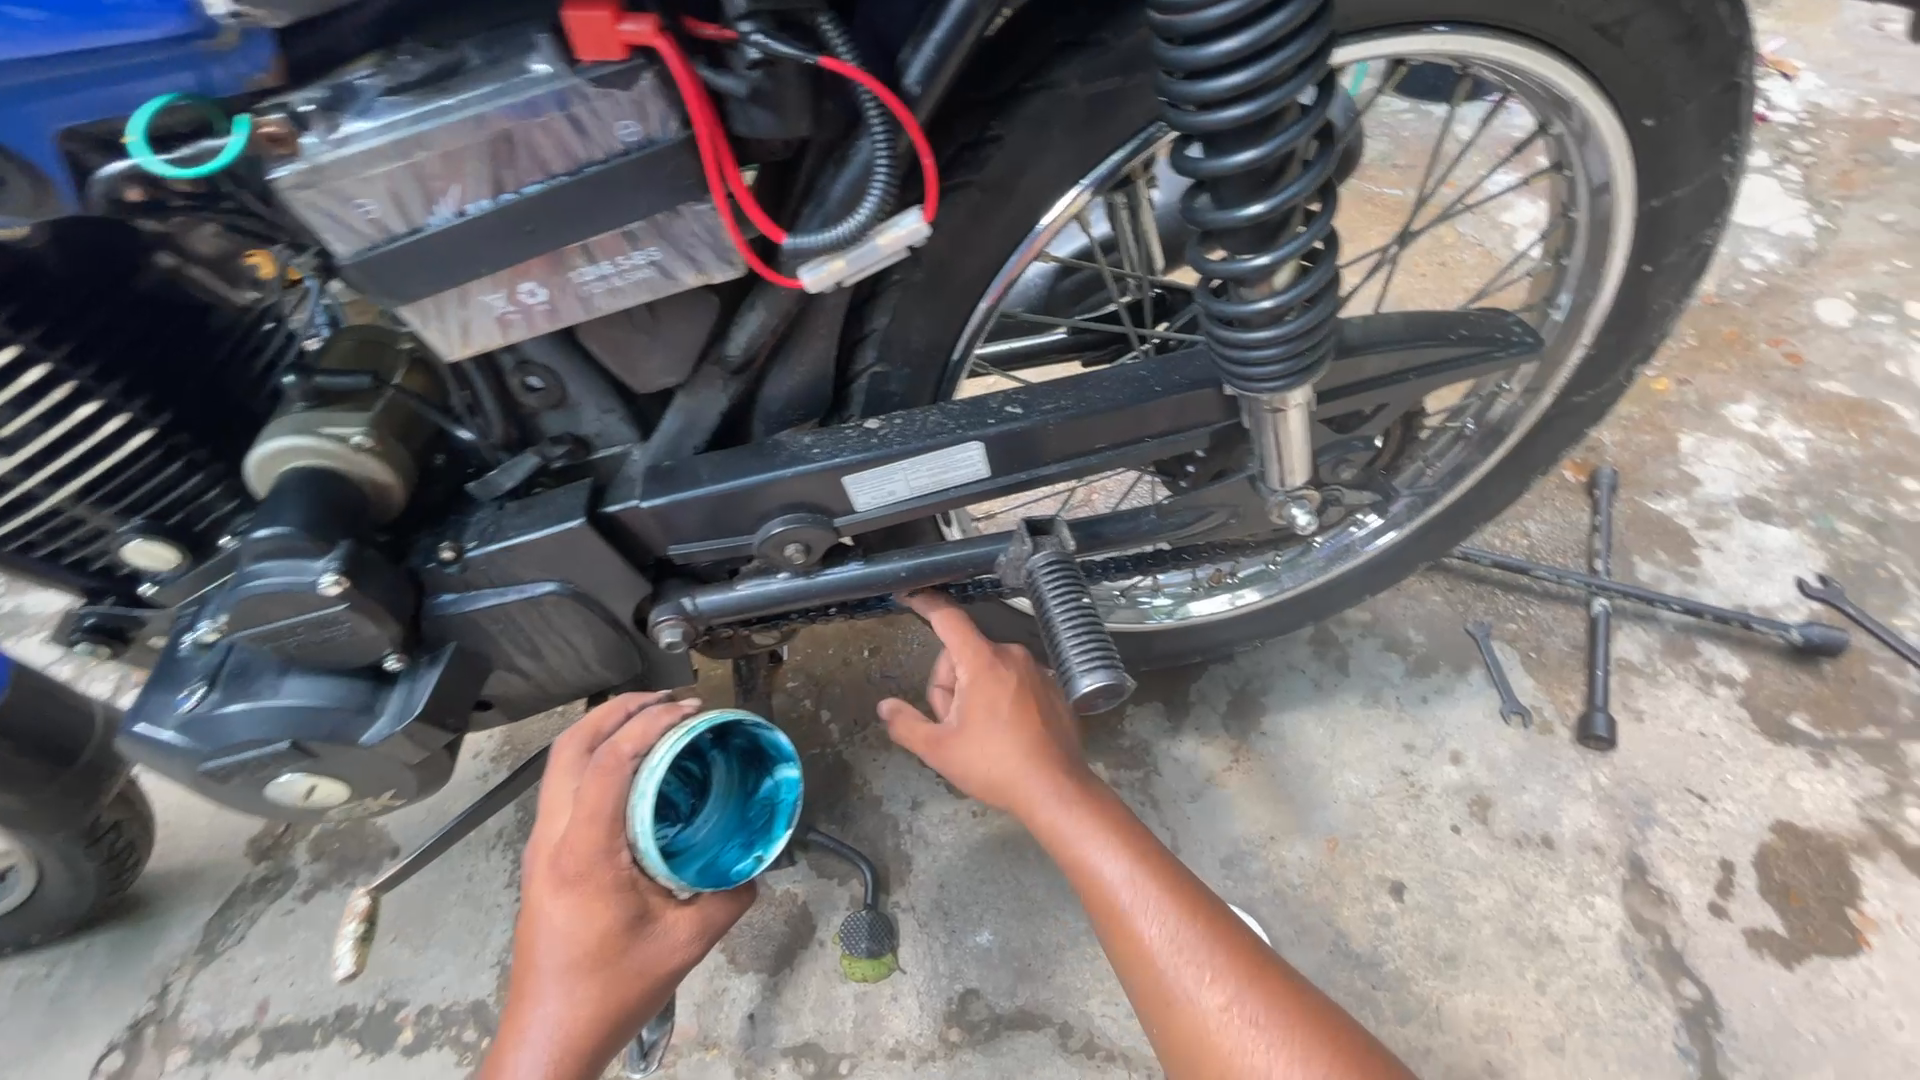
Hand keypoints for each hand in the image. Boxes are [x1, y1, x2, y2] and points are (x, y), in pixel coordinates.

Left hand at [485, 692, 754, 1079]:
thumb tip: (757, 859)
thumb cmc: (612, 990)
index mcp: (584, 852)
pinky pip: (566, 786)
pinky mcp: (543, 858)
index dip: (650, 723)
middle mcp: (552, 838)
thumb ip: (731, 894)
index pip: (609, 762)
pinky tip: (636, 770)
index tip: (691, 710)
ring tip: (654, 720)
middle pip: (570, 746)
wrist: (548, 1039)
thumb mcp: (686, 943)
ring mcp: (541, 846)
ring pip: (561, 763)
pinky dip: (598, 757)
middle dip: (618, 710)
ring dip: (604, 729)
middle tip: (669, 699)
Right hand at [878, 591, 1095, 819]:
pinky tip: (1007, 732)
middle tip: (955, 726)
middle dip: (950, 685)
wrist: (1055, 790)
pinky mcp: (1053, 686)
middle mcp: (1012, 655)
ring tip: (983, 734)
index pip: (948, 619)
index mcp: (982, 661)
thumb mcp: (939, 750)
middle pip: (963, 654)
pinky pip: (1014, 679)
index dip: (926, 604)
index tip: (911, 595)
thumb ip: (906, 724)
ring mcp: (1037, 669)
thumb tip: (885, 707)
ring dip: (975, 692)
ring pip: (988, 668)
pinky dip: (1002, 697)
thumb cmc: (995, 766)